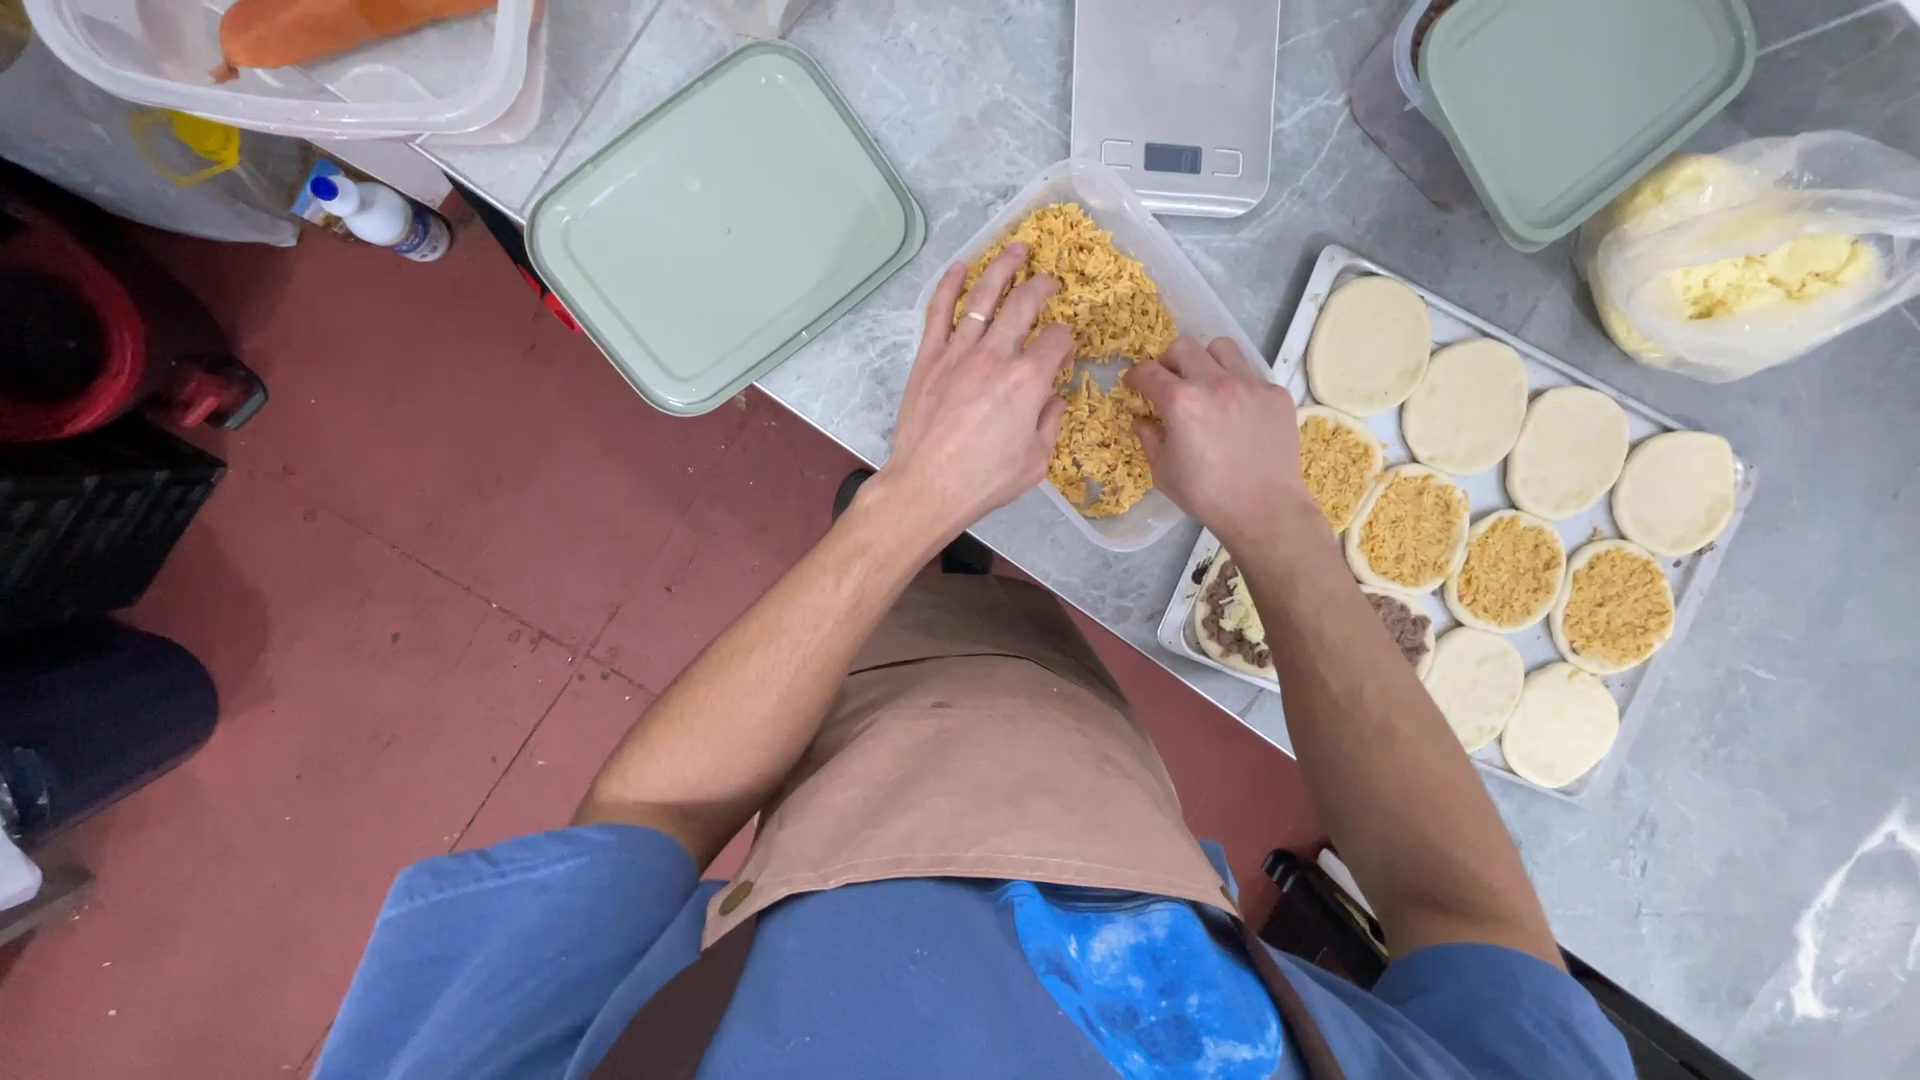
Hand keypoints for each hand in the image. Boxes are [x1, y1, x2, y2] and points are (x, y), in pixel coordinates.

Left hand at [868, 243, 1073, 539]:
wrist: (928, 485)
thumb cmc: (985, 480)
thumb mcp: (1036, 460)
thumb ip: (1050, 424)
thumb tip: (1056, 400)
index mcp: (1029, 380)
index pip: (1057, 340)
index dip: (1066, 343)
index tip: (1062, 356)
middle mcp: (996, 356)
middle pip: (1024, 304)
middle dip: (1043, 286)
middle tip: (1049, 281)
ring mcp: (958, 353)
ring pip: (983, 296)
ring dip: (1002, 267)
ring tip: (1016, 249)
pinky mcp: (929, 358)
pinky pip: (939, 312)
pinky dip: (949, 285)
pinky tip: (960, 266)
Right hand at [1124, 337, 1315, 545]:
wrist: (1263, 509)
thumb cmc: (1206, 496)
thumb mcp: (1164, 472)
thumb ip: (1150, 439)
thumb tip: (1142, 421)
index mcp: (1180, 402)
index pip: (1148, 372)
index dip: (1135, 377)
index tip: (1134, 385)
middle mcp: (1214, 383)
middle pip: (1183, 347)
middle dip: (1168, 361)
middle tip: (1169, 381)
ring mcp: (1250, 385)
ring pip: (1221, 348)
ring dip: (1206, 360)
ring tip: (1206, 382)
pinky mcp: (1276, 394)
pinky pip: (1251, 375)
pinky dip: (1238, 385)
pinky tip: (1237, 410)